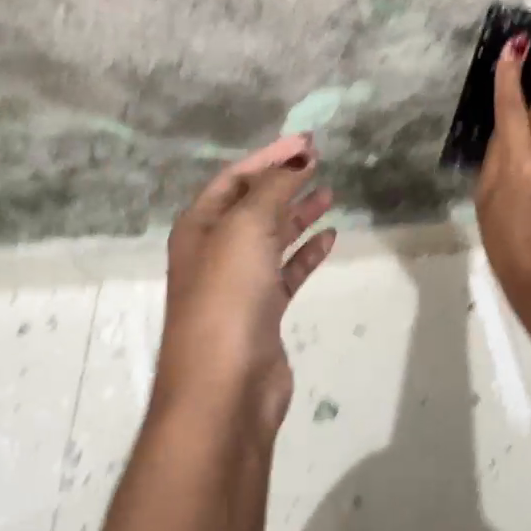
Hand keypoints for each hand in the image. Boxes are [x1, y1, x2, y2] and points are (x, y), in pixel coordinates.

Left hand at [154, 135, 337, 437]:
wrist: (224, 388)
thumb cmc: (227, 296)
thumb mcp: (247, 227)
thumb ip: (274, 188)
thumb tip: (299, 157)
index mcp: (199, 226)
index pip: (235, 177)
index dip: (270, 157)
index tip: (308, 142)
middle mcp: (215, 250)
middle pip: (253, 204)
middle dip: (285, 181)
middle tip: (321, 161)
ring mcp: (239, 283)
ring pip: (273, 237)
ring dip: (299, 214)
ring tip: (330, 193)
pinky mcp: (263, 312)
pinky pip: (288, 271)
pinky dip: (308, 253)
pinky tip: (330, 238)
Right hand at [475, 33, 530, 303]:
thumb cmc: (504, 239)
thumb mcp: (485, 195)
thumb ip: (497, 155)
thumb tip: (506, 129)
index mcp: (521, 161)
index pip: (512, 107)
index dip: (510, 76)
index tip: (513, 47)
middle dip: (525, 115)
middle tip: (512, 140)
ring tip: (529, 167)